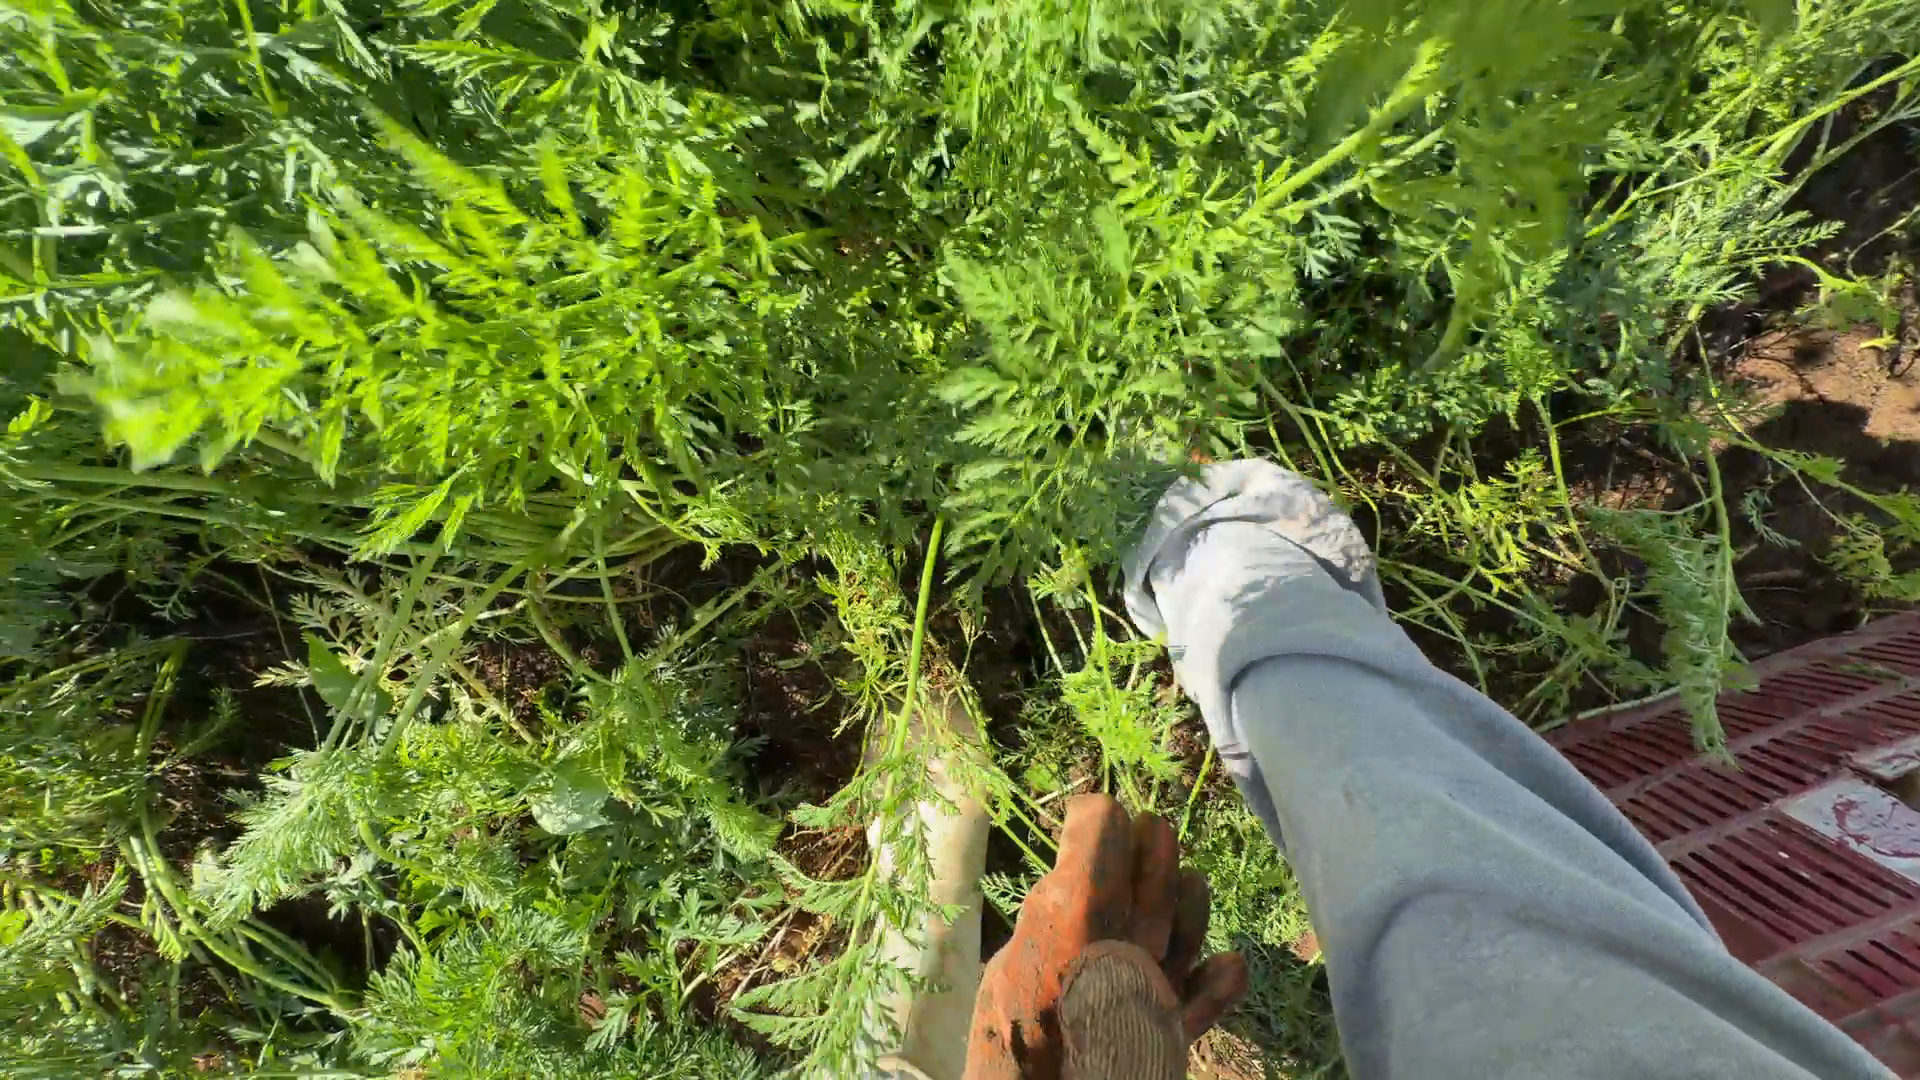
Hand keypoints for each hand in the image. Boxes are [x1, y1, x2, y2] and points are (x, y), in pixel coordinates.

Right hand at [963, 794, 1248, 1079]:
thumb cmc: (1006, 1030)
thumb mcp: (1008, 955)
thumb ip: (1051, 915)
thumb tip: (1076, 873)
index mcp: (1073, 914)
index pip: (1102, 830)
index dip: (1094, 813)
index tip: (1086, 813)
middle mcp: (1125, 940)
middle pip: (1154, 868)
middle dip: (1149, 839)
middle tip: (1144, 825)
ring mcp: (1156, 988)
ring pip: (1188, 921)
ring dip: (1190, 894)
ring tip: (1188, 878)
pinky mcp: (1175, 1034)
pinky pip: (1213, 999)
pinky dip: (1223, 981)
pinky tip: (1230, 964)